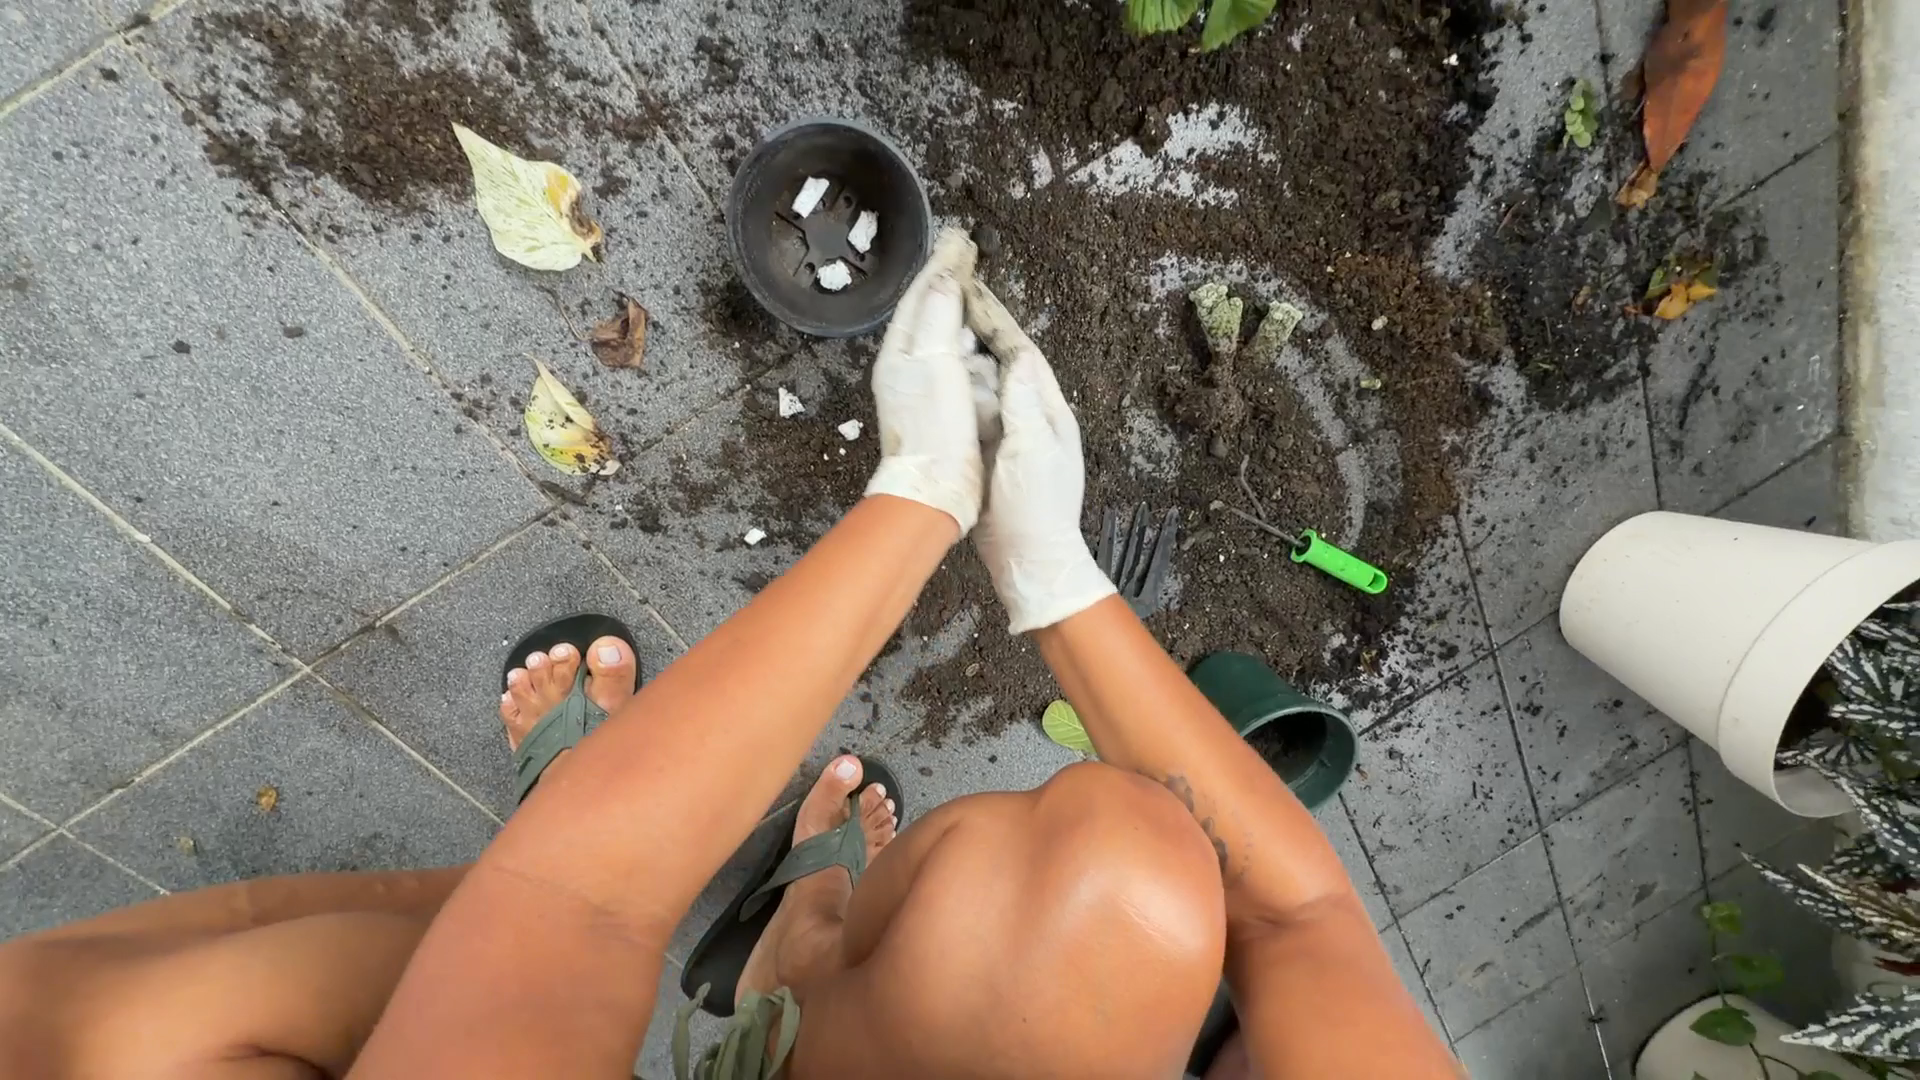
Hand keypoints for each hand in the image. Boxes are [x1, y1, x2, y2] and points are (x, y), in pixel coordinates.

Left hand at [865, 228, 984, 534]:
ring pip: (941, 340)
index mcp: (898, 353)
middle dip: (947, 285)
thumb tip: (944, 274)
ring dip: (958, 314)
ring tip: (978, 292)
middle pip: (927, 316)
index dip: (938, 267)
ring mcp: (923, 390)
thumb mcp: (934, 362)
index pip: (916, 298)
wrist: (938, 487)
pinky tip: (983, 344)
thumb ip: (937, 315)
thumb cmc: (935, 426)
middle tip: (970, 258)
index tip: (959, 240)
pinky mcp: (943, 409)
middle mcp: (905, 368)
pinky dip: (968, 347)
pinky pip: (955, 365)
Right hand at [968, 283, 1116, 633]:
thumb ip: (1025, 403)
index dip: (1002, 326)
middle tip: (948, 310)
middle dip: (979, 341)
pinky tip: (937, 387)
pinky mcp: (989, 457)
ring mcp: (1009, 440)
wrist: (1027, 559)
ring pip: (985, 394)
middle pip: (1003, 370)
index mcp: (1049, 413)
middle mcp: (1031, 420)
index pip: (1026, 358)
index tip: (976, 294)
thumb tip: (1018, 354)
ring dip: (965, 369)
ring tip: (938, 339)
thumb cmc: (1036, 505)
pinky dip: (958, 401)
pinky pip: (973, 421)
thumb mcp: (1033, 450)